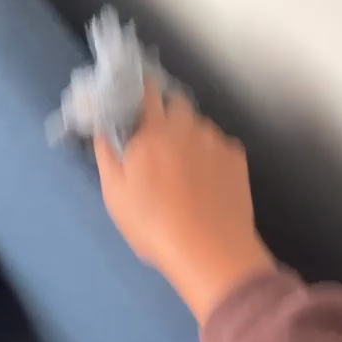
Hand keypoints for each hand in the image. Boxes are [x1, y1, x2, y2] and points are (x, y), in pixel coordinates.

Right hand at [94, 84, 275, 324]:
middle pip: (179, 104)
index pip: (149, 96)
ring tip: (188, 169)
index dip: (144, 91)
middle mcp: (187, 129)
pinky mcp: (238, 159)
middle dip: (170, 113)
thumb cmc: (154, 225)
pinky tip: (209, 182)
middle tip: (162, 141)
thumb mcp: (116, 196)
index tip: (142, 93)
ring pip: (202, 127)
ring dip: (192, 137)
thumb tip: (103, 132)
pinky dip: (214, 156)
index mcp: (152, 133)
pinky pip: (222, 147)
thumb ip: (108, 157)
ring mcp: (216, 142)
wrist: (210, 250)